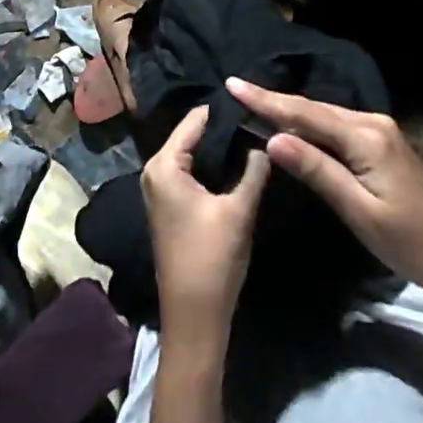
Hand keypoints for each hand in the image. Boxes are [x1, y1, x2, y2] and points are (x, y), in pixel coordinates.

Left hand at [143, 105, 272, 329]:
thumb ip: (254, 168)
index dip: (226, 111)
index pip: (196, 119)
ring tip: (256, 138)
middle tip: (260, 121)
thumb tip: (266, 137)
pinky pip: (191, 170)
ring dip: (220, 148)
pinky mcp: (170, 204)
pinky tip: (240, 165)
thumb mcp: (239, 209)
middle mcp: (155, 170)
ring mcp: (160, 188)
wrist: (193, 316)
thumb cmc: (212, 258)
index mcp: (164, 164)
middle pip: (193, 134)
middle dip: (224, 128)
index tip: (257, 106)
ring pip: (193, 153)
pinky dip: (213, 165)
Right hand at [227, 77, 422, 308]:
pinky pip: (338, 126)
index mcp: (365, 137)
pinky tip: (293, 125)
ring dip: (290, 110)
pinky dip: (310, 123)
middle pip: (314, 108)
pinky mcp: (382, 144)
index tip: (233, 84)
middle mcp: (372, 123)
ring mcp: (380, 131)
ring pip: (325, 115)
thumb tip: (273, 138)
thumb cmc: (411, 243)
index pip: (305, 113)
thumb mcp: (360, 211)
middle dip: (274, 100)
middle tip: (236, 92)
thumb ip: (317, 171)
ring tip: (254, 103)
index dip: (266, 100)